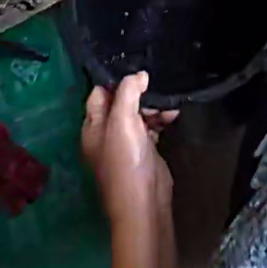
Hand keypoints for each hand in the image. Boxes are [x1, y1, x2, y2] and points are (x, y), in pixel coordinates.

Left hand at [81, 72, 178, 228]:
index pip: (99, 93)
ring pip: (138, 112)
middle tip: (154, 84)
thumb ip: (128, 91)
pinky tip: (173, 114)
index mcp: (93, 126)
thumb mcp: (122, 120)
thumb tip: (140, 74)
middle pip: (121, 101)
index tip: (133, 66)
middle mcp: (107, 132)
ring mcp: (126, 141)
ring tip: (167, 102)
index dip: (114, 80)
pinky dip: (161, 118)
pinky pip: (151, 125)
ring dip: (153, 104)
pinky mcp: (145, 148)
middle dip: (138, 91)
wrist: (145, 202)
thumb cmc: (125, 158)